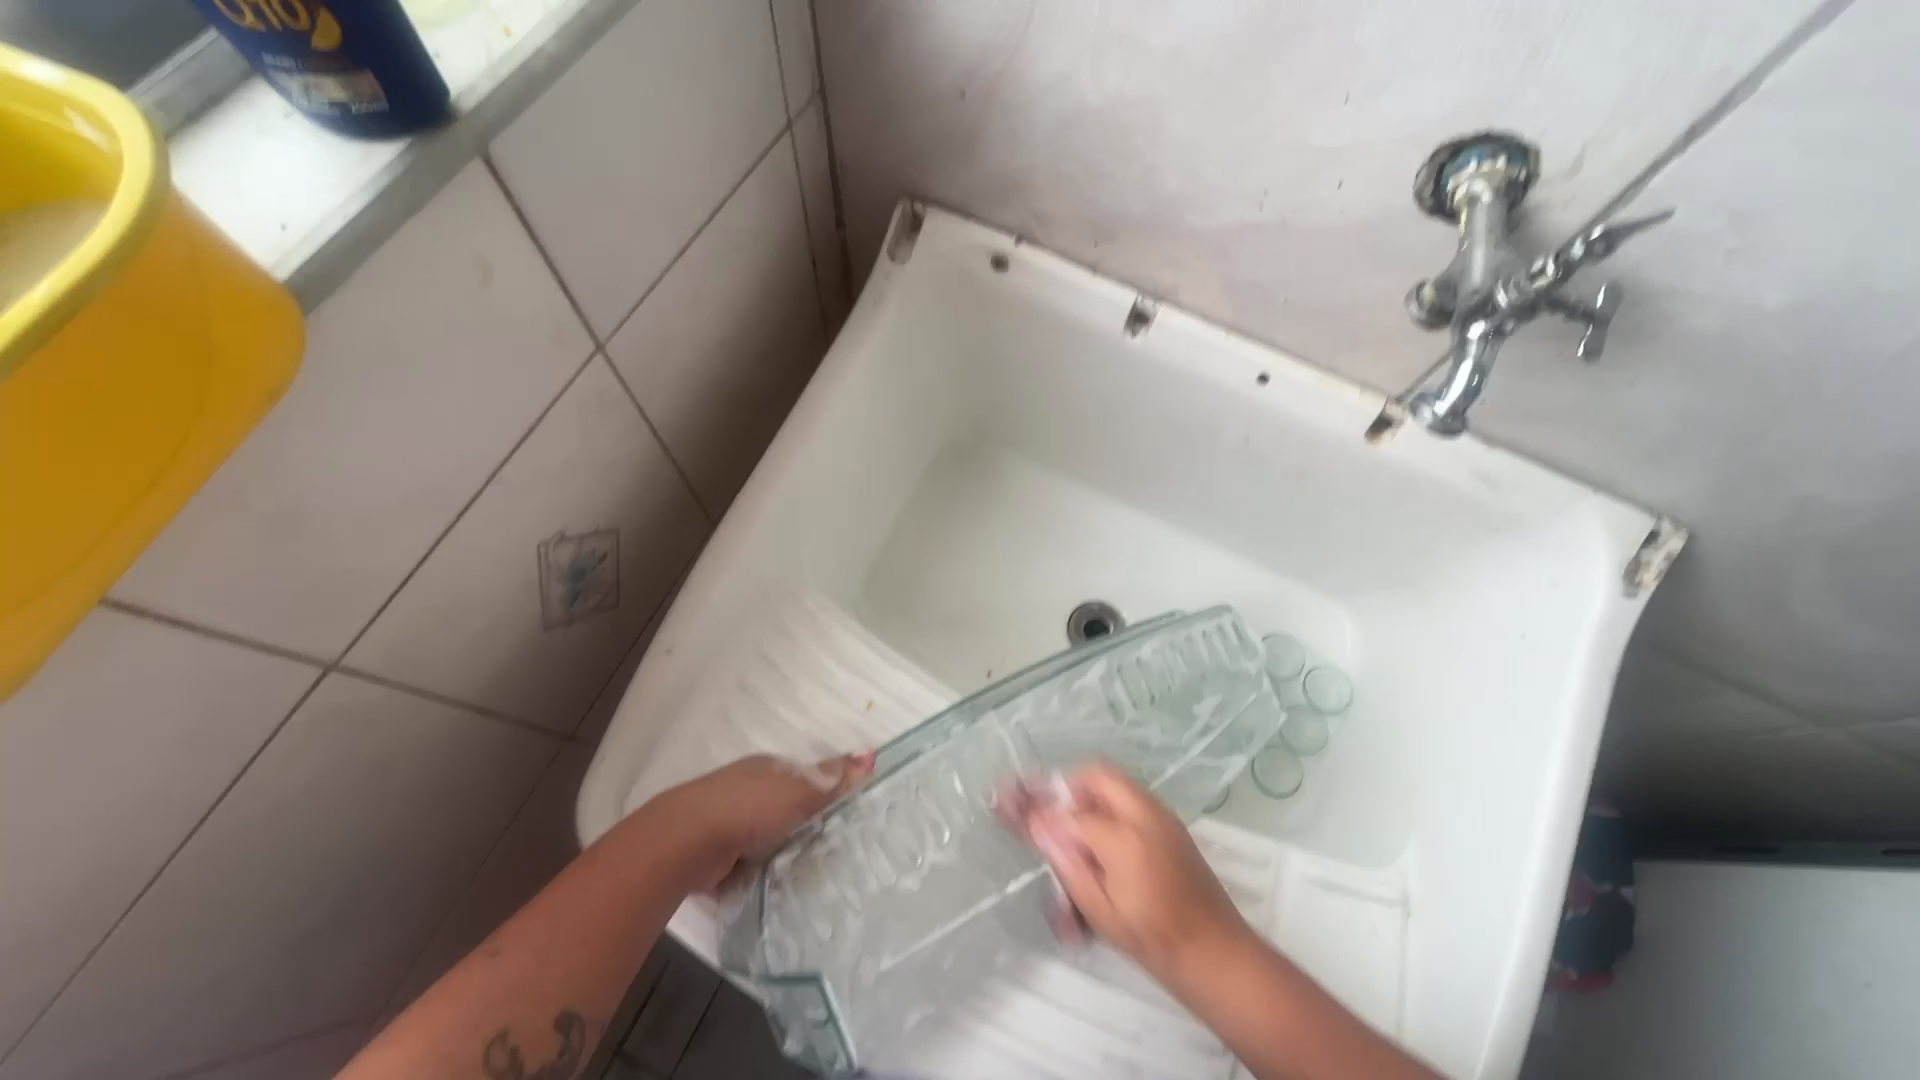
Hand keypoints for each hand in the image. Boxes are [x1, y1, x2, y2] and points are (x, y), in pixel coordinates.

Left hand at [661, 751, 874, 892]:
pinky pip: (754, 864)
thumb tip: (872, 753)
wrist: (686, 844)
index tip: (853, 811)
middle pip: (789, 807)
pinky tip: (783, 884)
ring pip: (772, 837)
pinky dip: (766, 872)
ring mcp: (731, 824)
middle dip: (809, 824)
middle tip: (842, 847)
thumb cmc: (748, 808)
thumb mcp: (798, 789)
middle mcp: (749, 791)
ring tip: (818, 871)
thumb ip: (833, 778)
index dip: (829, 790)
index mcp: (768, 769)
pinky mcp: (719, 856)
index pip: (807, 776)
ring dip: (787, 850)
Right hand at [1004, 763, 1253, 983]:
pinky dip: (1107, 804)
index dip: (1037, 811)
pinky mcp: (1171, 826)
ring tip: (1064, 820)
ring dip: (1086, 792)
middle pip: (1096, 775)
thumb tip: (1037, 826)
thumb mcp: (1100, 909)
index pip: (1069, 812)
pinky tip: (1094, 836)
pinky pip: (1131, 798)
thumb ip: (1067, 861)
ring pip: (1116, 783)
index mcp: (1124, 837)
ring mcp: (1162, 816)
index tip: (1009, 808)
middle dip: (1065, 785)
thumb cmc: (1153, 940)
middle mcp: (1145, 814)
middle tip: (1042, 807)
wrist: (1216, 953)